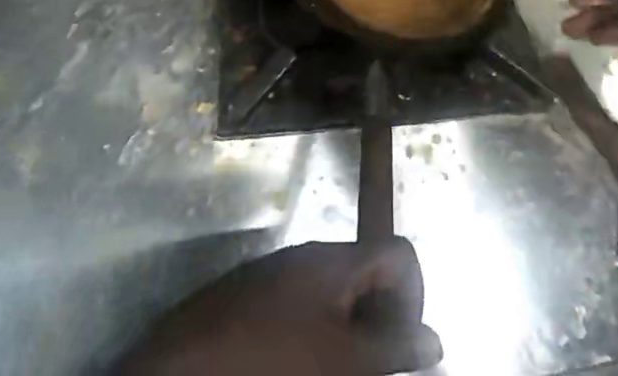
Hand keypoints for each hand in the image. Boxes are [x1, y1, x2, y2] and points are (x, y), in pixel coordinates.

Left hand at [117, 239, 443, 375]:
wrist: (183, 366)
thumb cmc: (273, 359)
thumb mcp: (344, 362)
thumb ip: (394, 348)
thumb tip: (435, 340)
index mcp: (334, 260)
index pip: (398, 253)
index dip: (414, 298)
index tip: (400, 347)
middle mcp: (307, 257)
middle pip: (366, 274)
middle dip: (380, 321)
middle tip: (370, 369)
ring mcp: (275, 274)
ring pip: (333, 296)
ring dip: (348, 333)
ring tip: (337, 370)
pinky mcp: (249, 296)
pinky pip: (300, 307)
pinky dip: (314, 335)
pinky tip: (298, 365)